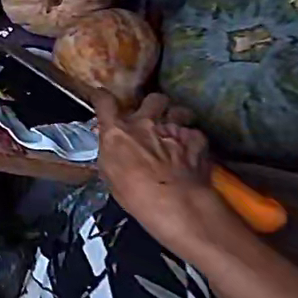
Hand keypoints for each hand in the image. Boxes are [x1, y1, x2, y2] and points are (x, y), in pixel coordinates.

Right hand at [92, 90, 237, 244]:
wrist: (173, 201)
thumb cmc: (133, 193)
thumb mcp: (109, 174)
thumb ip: (110, 153)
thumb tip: (112, 146)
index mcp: (118, 131)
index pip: (105, 102)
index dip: (101, 96)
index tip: (101, 96)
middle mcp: (146, 123)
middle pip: (152, 99)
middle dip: (153, 105)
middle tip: (152, 117)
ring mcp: (173, 129)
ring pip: (178, 110)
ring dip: (176, 117)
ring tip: (175, 130)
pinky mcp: (196, 139)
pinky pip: (194, 133)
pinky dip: (192, 140)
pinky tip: (191, 151)